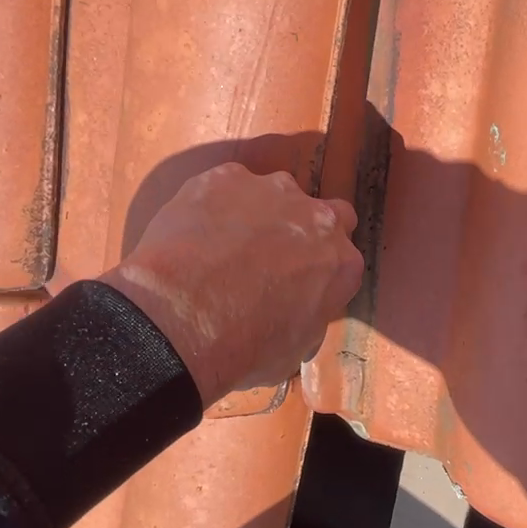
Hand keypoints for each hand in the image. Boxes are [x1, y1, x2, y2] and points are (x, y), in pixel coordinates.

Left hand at [102, 163, 362, 405]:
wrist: (182, 318)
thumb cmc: (246, 349)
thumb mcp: (295, 349)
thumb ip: (307, 316)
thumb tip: (294, 313)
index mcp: (343, 263)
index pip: (344, 257)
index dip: (321, 269)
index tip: (300, 284)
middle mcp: (317, 218)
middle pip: (324, 214)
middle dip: (305, 230)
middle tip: (271, 257)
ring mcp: (271, 190)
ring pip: (274, 194)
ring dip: (259, 213)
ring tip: (222, 245)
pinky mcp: (224, 177)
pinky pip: (225, 187)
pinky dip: (215, 204)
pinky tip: (192, 233)